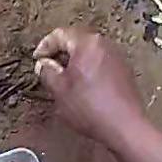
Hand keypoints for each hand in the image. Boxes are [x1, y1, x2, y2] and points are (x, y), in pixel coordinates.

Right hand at [33, 28, 148, 149]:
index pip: (59, 35)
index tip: (38, 60)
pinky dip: (88, 71)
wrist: (124, 126)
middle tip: (49, 71)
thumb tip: (43, 64)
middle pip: (75, 42)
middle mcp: (104, 44)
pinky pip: (100, 64)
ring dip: (74, 64)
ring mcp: (116, 57)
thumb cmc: (91, 107)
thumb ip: (47, 72)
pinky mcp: (123, 71)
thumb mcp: (59, 90)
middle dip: (60, 55)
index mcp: (87, 43)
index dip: (44, 47)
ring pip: (88, 53)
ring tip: (65, 82)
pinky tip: (83, 89)